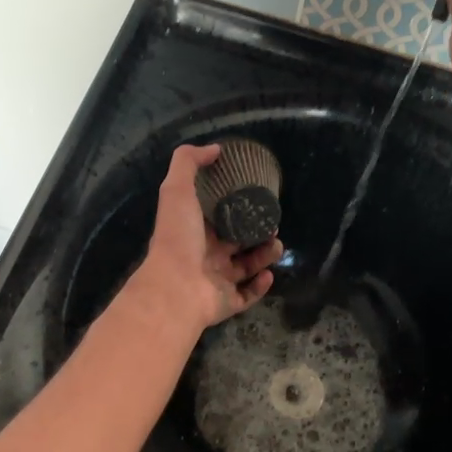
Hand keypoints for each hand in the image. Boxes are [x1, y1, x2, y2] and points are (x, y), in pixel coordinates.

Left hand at [126, 144, 281, 333]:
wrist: (176, 287)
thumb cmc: (178, 237)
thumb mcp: (177, 190)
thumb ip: (188, 162)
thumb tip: (215, 148)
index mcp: (193, 230)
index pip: (217, 216)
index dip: (237, 206)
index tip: (257, 196)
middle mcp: (204, 255)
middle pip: (236, 242)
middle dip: (258, 232)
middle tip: (274, 225)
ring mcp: (216, 281)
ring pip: (246, 267)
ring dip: (264, 256)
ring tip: (276, 245)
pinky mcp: (227, 302)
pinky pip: (248, 295)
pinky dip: (260, 285)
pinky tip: (268, 273)